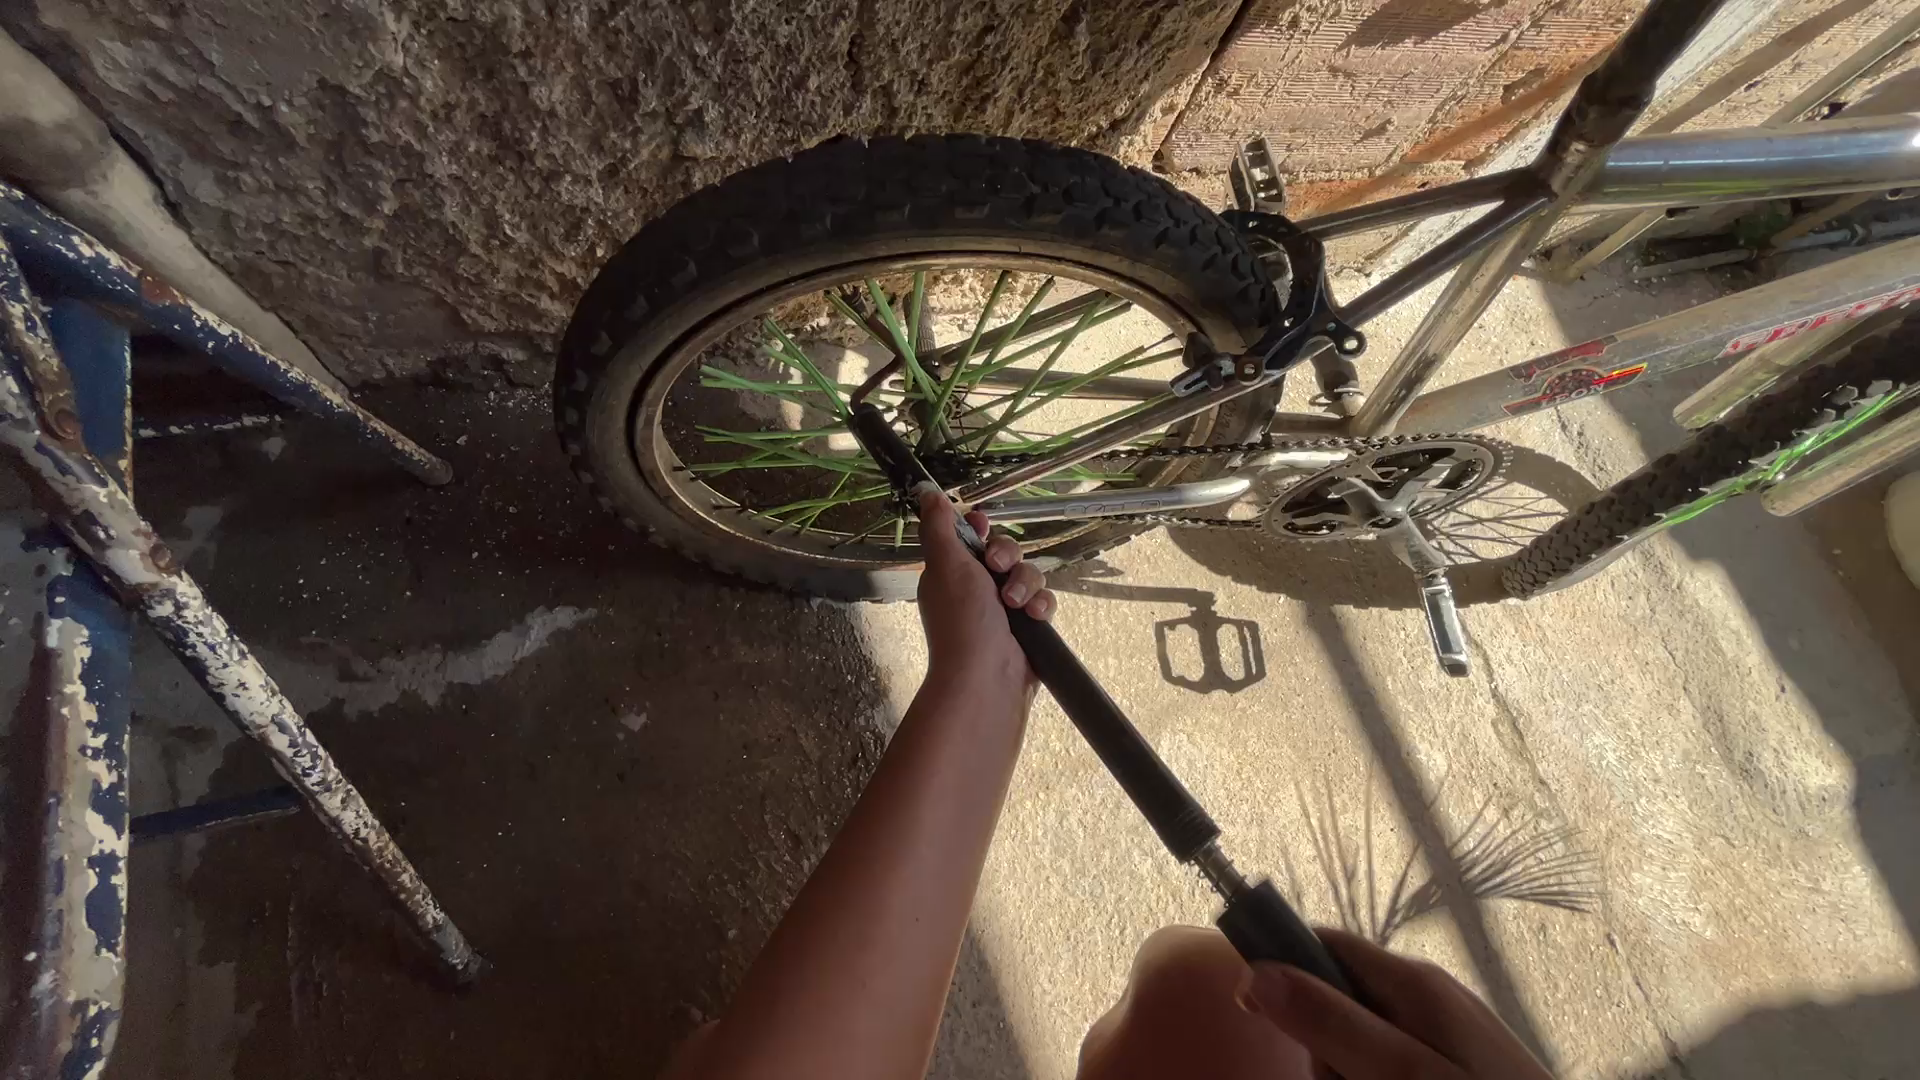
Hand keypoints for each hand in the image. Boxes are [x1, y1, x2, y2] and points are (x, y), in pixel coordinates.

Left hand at [915, 489, 1054, 687]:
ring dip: (1025, 583)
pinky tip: (1035, 616)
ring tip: (1016, 604)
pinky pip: (1043, 600)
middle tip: (997, 569)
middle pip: (1005, 551)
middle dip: (1007, 557)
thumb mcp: (946, 565)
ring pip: (1028, 574)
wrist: (987, 677)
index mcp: (951, 573)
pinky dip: (1041, 605)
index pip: (970, 538)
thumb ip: (938, 527)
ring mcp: (1003, 609)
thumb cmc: (961, 620)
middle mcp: (976, 589)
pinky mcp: (1027, 625)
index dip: (980, 529)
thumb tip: (926, 493)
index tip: (982, 526)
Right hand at [1238, 929, 1550, 1078]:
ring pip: (1359, 1038)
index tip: (1256, 1010)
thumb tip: (1255, 972)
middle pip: (1334, 997)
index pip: (1320, 943)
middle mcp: (1426, 995)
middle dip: (1321, 1044)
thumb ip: (1332, 1024)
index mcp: (1412, 980)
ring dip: (1346, 1072)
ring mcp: (1445, 1034)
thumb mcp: (1404, 1076)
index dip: (1281, 969)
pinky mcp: (1457, 1066)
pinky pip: (1390, 1062)